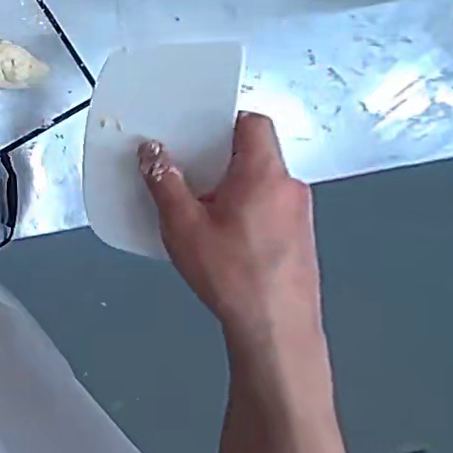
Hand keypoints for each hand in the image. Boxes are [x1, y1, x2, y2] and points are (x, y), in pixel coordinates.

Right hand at [138, 113, 322, 351]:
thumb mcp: (183, 225)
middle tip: (188, 172)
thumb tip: (153, 153)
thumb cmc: (236, 279)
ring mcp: (299, 214)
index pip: (253, 122)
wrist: (277, 333)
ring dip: (231, 185)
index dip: (224, 119)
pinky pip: (268, 205)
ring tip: (200, 210)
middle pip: (254, 151)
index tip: (198, 128)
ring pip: (261, 180)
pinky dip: (245, 208)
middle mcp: (288, 188)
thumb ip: (164, 182)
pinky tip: (221, 235)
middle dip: (218, 157)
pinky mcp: (299, 238)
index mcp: (263, 174)